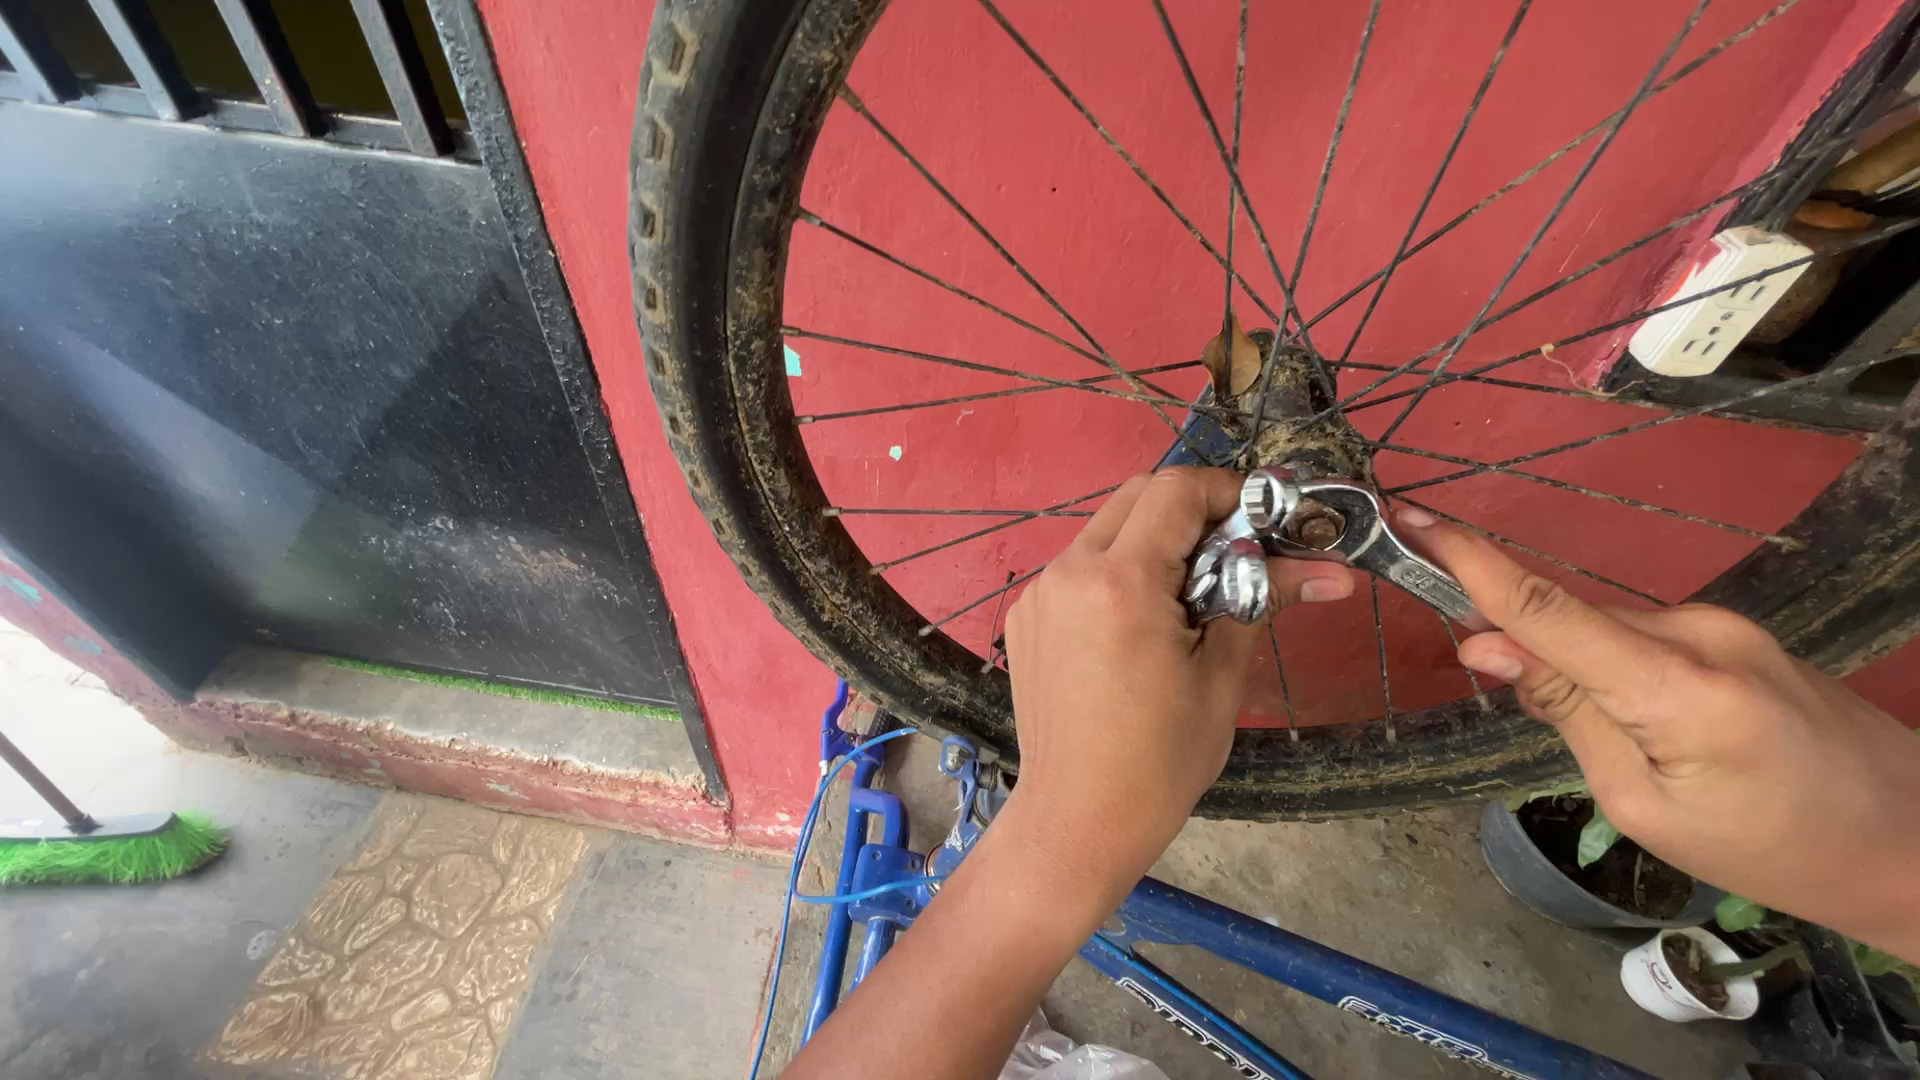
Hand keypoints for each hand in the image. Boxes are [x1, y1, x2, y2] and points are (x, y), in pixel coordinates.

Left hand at [1000, 468, 1354, 895]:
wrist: (1076, 817)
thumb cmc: (1160, 762)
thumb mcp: (1221, 679)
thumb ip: (1262, 602)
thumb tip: (1332, 569)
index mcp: (1120, 583)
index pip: (1174, 490)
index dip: (1226, 492)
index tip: (1259, 520)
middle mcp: (1068, 572)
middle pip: (1136, 496)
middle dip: (1189, 509)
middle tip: (1231, 553)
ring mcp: (1038, 592)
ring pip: (1104, 529)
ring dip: (1151, 540)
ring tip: (1186, 593)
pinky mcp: (1024, 615)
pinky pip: (1077, 566)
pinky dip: (1114, 570)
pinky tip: (1136, 620)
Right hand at [1400, 508, 1919, 960]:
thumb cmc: (1771, 849)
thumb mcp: (1639, 801)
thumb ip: (1563, 711)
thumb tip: (1484, 646)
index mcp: (1674, 687)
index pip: (1543, 609)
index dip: (1468, 561)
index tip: (1409, 519)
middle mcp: (1696, 633)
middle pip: (1563, 619)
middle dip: (1513, 640)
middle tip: (1516, 700)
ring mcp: (1719, 626)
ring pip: (1594, 626)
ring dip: (1562, 658)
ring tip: (1609, 735)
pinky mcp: (1728, 631)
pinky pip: (1628, 633)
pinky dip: (1597, 659)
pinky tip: (1633, 715)